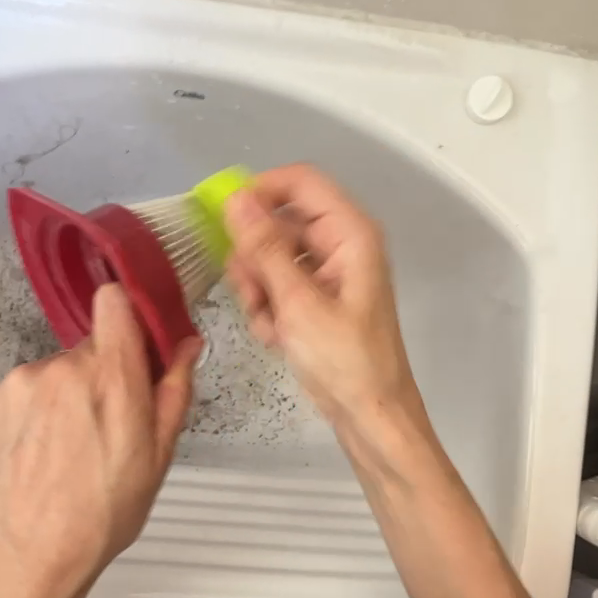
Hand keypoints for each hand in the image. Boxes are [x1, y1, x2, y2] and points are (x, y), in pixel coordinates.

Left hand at [0, 285, 198, 597]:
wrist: (32, 554)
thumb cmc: (106, 511)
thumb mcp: (159, 454)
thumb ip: (175, 389)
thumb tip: (187, 343)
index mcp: (110, 376)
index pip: (114, 301)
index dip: (129, 316)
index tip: (139, 343)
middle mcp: (61, 367)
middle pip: (91, 346)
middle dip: (106, 373)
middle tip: (111, 424)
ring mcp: (21, 382)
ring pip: (59, 370)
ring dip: (70, 393)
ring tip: (72, 446)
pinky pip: (29, 388)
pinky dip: (40, 409)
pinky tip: (44, 450)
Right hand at [223, 164, 423, 431]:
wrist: (370, 416)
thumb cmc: (344, 361)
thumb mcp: (298, 303)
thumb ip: (265, 247)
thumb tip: (236, 198)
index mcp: (350, 233)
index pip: (299, 181)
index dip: (259, 193)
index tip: (227, 226)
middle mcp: (340, 244)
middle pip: (279, 222)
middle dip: (255, 257)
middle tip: (251, 294)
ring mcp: (328, 274)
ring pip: (272, 257)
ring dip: (258, 289)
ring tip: (268, 324)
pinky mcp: (318, 300)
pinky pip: (279, 286)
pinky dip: (270, 309)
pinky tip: (276, 337)